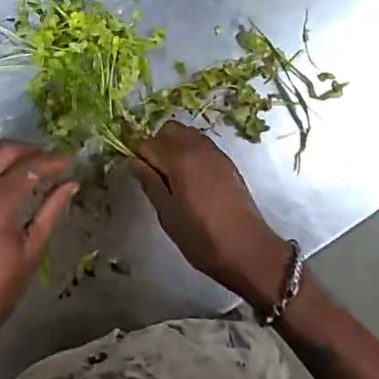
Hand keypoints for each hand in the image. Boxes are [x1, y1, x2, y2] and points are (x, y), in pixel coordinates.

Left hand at [0, 139, 76, 357]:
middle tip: (51, 159)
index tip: (70, 160)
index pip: (29, 167)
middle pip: (4, 150)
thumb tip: (70, 184)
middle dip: (31, 149)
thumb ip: (51, 211)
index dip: (53, 160)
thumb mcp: (31, 251)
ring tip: (26, 162)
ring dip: (6, 151)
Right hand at [129, 123, 293, 310]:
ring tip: (174, 179)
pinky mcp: (226, 161)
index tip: (140, 178)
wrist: (247, 248)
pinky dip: (191, 153)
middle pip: (168, 130)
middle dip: (157, 146)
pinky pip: (201, 144)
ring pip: (186, 134)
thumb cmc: (201, 236)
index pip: (146, 143)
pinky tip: (192, 181)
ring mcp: (214, 151)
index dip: (139, 159)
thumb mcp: (167, 213)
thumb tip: (132, 161)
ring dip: (175, 147)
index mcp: (179, 157)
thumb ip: (149, 182)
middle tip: (156, 176)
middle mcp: (197, 146)